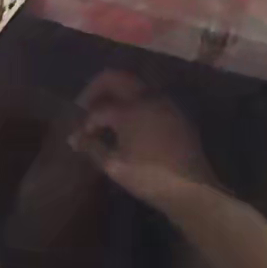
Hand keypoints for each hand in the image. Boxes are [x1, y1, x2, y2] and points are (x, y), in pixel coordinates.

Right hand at [68, 70, 212, 210]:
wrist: (191, 189)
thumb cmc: (148, 177)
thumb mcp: (113, 165)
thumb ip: (92, 147)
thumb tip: (74, 138)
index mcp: (130, 110)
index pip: (98, 109)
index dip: (84, 123)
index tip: (79, 139)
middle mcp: (148, 98)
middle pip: (116, 78)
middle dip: (96, 90)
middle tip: (85, 107)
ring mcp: (165, 104)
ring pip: (134, 86)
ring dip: (116, 95)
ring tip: (105, 117)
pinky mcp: (176, 114)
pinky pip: (149, 98)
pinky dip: (133, 104)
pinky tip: (127, 125)